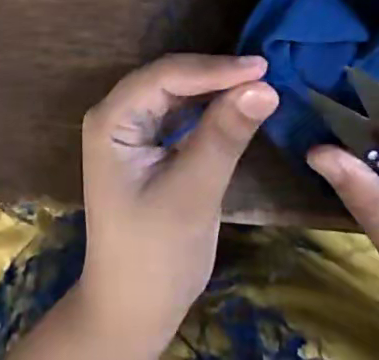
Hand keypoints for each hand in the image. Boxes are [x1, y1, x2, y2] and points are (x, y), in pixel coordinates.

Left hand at [13, 54, 277, 359]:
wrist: (134, 310)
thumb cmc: (155, 254)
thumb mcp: (192, 193)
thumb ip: (224, 137)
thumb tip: (264, 87)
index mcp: (111, 120)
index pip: (165, 76)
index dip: (214, 68)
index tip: (263, 67)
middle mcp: (117, 114)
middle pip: (171, 78)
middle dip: (216, 74)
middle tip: (266, 73)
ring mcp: (133, 128)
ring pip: (179, 92)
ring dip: (216, 88)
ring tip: (259, 83)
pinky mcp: (151, 144)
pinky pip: (183, 112)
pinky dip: (211, 107)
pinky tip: (238, 104)